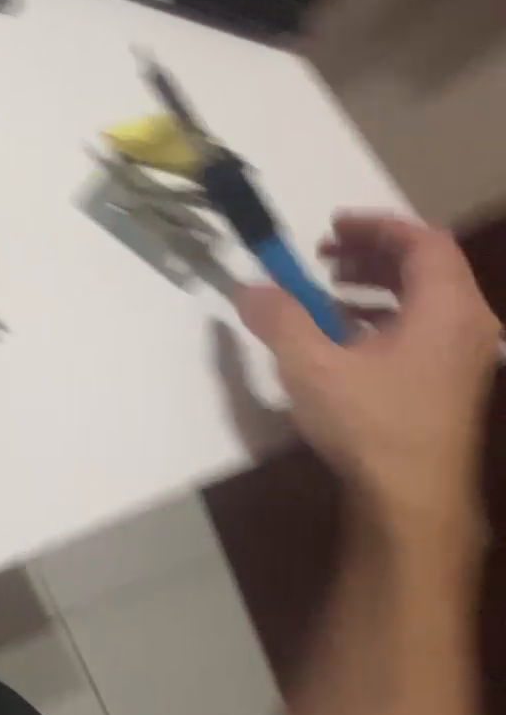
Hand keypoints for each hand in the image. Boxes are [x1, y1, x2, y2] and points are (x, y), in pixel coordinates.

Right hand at [239, 212, 499, 534]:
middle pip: (425, 267)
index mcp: (446, 308)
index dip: (376, 227)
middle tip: (317, 257)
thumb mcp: (312, 367)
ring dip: (371, 285)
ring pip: (422, 297)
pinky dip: (378, 314)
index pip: (423, 244)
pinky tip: (340, 334)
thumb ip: (281, 322)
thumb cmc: (368, 421)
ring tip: (322, 292)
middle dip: (369, 255)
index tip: (328, 227)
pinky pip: (417, 325)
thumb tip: (249, 287)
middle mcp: (465, 321)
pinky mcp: (444, 376)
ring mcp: (460, 351)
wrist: (409, 487)